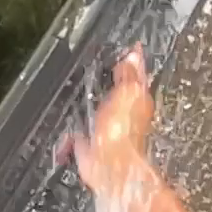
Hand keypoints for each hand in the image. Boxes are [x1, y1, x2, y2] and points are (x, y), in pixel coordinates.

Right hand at [63, 45, 160, 207]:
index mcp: (138, 98)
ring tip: (87, 86)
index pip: (136, 72)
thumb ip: (128, 74)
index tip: (130, 47)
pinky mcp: (94, 141)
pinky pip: (85, 126)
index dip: (133, 59)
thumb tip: (132, 56)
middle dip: (112, 78)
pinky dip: (79, 123)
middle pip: (120, 89)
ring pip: (101, 106)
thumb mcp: (128, 92)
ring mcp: (110, 127)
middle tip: (108, 63)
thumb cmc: (122, 132)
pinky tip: (73, 117)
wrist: (108, 164)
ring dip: (94, 99)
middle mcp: (126, 113)